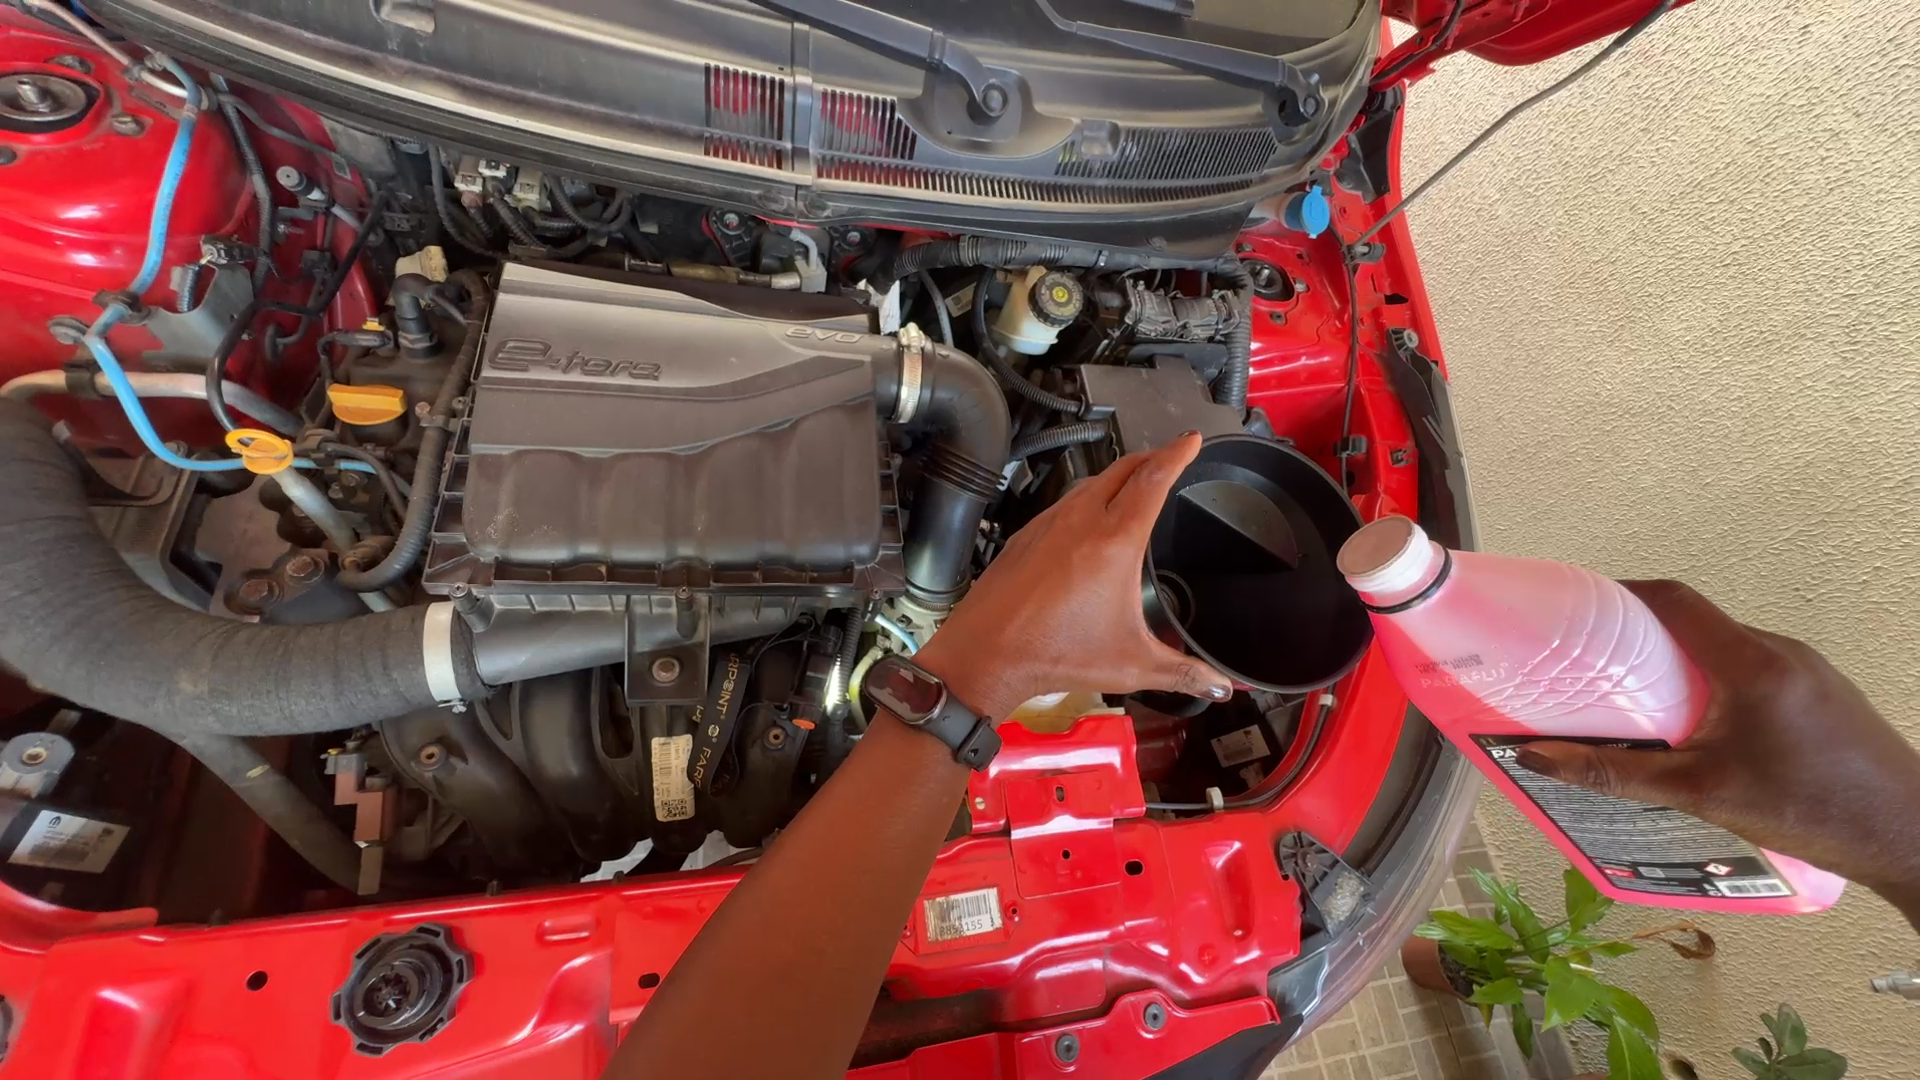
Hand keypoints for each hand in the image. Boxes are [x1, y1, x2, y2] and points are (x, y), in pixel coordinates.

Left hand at [913, 433, 1233, 718]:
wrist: (986, 652)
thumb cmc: (1055, 653)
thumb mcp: (1130, 665)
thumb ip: (1182, 673)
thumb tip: (1221, 687)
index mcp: (1113, 539)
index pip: (1153, 479)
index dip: (1177, 454)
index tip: (1191, 438)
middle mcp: (1079, 520)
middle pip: (1121, 470)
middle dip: (1150, 457)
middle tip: (1169, 457)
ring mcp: (1047, 524)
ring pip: (1088, 483)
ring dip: (1115, 475)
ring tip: (1133, 483)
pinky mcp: (1024, 537)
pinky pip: (1062, 502)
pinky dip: (1085, 497)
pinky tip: (1087, 517)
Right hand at [1516, 580, 1919, 902]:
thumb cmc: (1812, 811)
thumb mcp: (1699, 793)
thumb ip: (1611, 772)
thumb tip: (1531, 757)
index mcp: (1752, 663)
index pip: (1673, 599)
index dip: (1616, 592)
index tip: (1571, 606)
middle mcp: (1780, 652)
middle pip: (1689, 618)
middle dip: (1630, 629)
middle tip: (1581, 655)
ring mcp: (1804, 668)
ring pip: (1715, 641)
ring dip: (1665, 653)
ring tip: (1620, 686)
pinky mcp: (1815, 688)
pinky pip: (1740, 661)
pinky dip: (1698, 672)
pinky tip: (1679, 710)